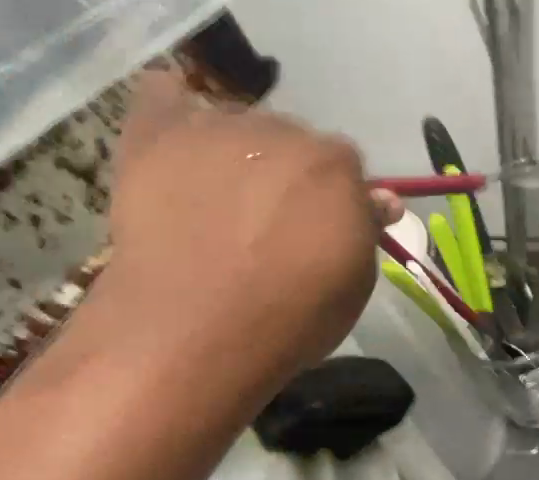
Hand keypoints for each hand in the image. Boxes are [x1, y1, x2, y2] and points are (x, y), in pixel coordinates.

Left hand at [79, 70, 387, 395]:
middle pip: (292, 140)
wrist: (199, 327)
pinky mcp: (156, 130)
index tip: (324, 230)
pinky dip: (175, 111)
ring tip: (220, 201)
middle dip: (289, 174)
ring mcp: (215, 126)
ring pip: (236, 123)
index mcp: (337, 166)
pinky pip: (165, 93)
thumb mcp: (354, 284)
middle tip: (272, 223)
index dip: (337, 199)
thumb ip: (366, 230)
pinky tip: (179, 144)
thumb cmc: (293, 318)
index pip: (346, 166)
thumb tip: (382, 199)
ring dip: (238, 152)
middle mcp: (282, 131)